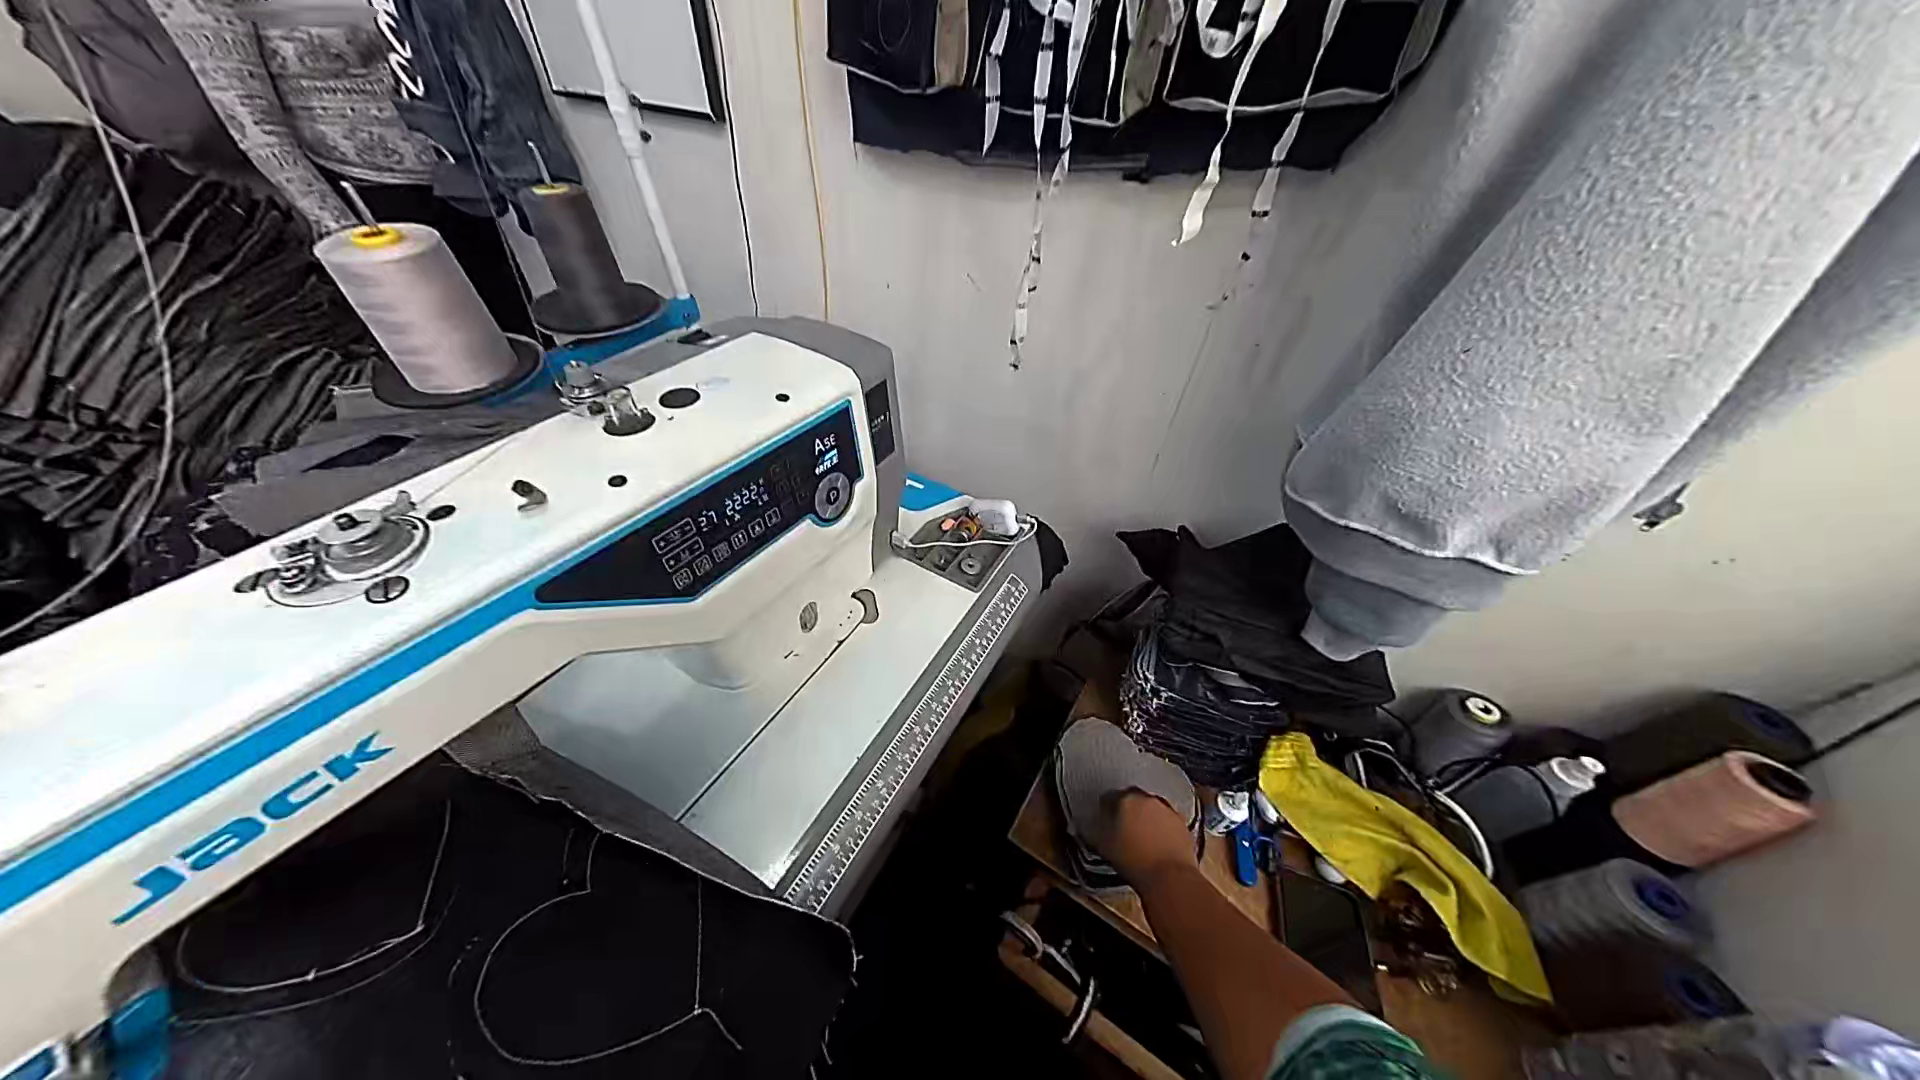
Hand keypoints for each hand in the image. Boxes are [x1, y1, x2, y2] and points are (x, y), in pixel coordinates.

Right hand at [1092, 789, 1192, 885]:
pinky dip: (1161, 828)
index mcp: (1125, 799)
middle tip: (1122, 828)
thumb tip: (1084, 827)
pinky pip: (1166, 821)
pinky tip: (1156, 843)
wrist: (1170, 877)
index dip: (1105, 809)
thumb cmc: (1134, 861)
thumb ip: (1092, 831)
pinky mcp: (1182, 824)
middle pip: (1132, 799)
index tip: (1103, 819)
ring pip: (1151, 808)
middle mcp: (1147, 799)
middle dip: (1127, 810)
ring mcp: (1167, 810)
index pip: (1109, 797)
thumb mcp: (1104, 847)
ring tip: (1140, 838)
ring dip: (1145, 818)